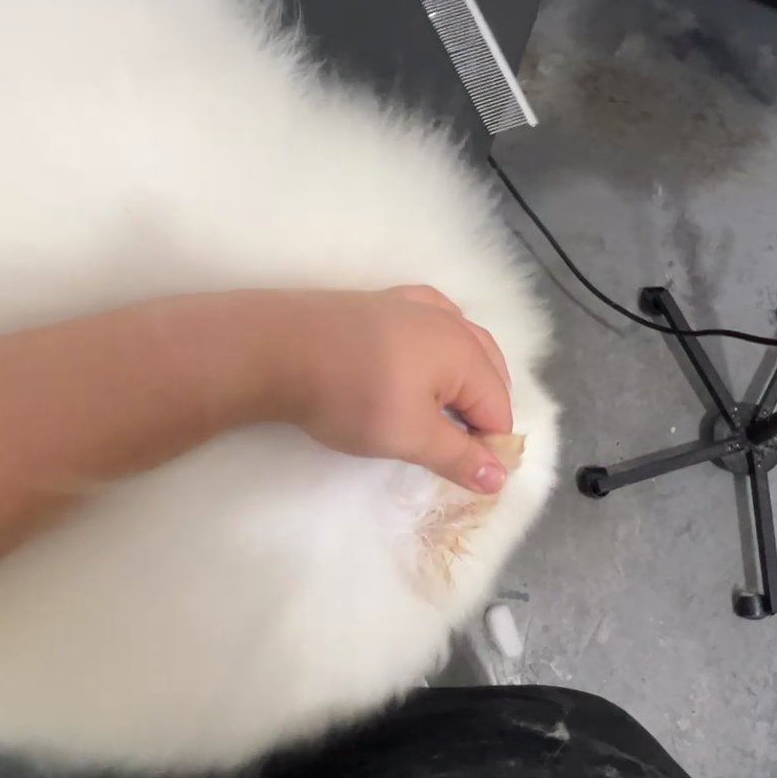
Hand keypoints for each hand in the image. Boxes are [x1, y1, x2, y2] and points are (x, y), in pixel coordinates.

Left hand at [250, 286, 514, 492]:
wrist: (277, 348)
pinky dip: (441, 345)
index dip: (489, 446)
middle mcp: (450, 321)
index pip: (498, 408)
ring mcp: (416, 304)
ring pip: (464, 342)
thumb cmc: (352, 396)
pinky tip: (425, 354)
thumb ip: (459, 457)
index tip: (465, 471)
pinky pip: (433, 321)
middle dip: (484, 410)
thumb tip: (499, 477)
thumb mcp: (410, 436)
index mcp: (465, 352)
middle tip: (457, 445)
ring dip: (467, 378)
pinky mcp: (385, 300)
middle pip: (490, 371)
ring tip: (446, 409)